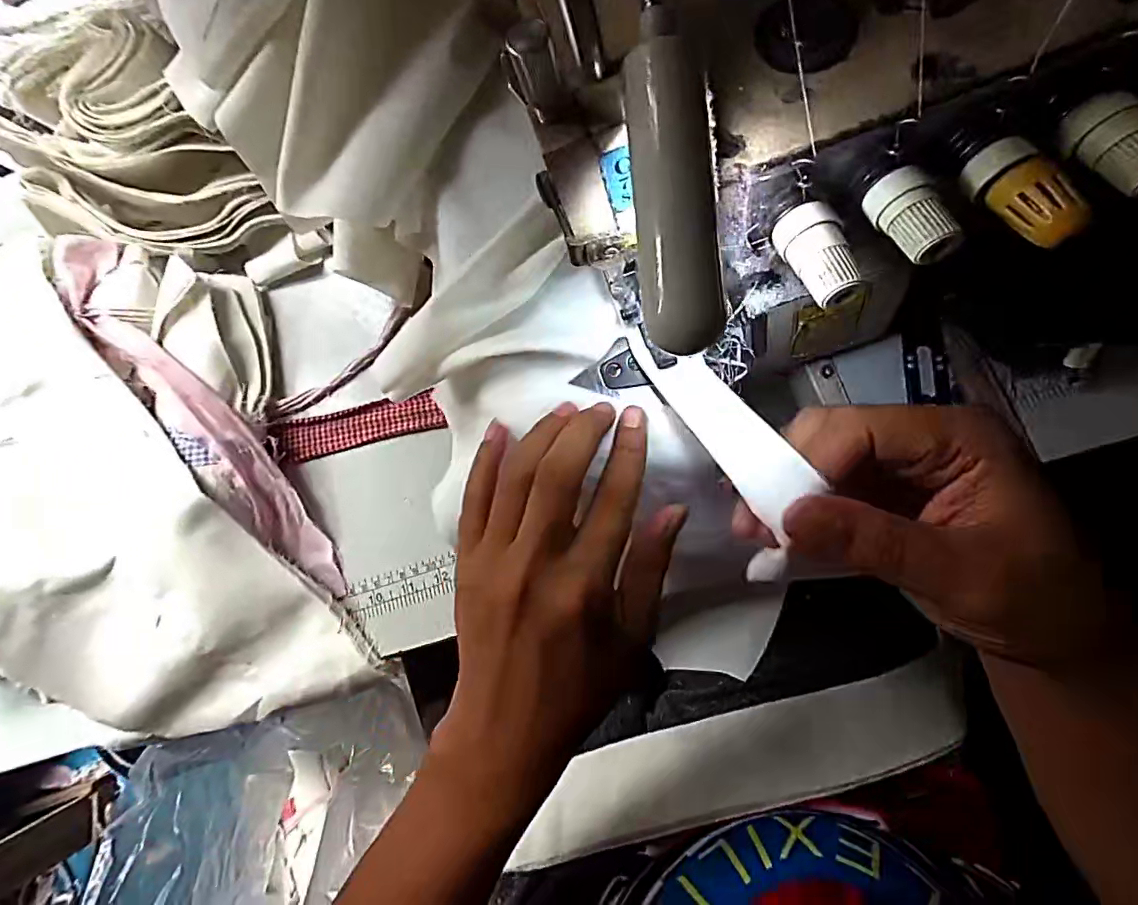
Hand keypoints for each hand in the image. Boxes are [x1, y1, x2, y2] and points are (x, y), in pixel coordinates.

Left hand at [434, 402, 687, 802]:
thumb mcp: (632, 639)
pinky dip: (487, 461)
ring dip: (542, 436)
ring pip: (517, 478)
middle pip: (558, 476)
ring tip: (565, 411)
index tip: (636, 420)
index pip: (612, 500)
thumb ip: (650, 570)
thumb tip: (671, 511)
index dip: (627, 453)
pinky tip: (502, 430)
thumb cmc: (577, 689)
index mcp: (583, 586)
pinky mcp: (465, 562)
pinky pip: (474, 500)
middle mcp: (535, 563)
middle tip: (603, 410)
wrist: (504, 727)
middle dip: (583, 432)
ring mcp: (492, 559)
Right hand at [733, 406, 1114, 668]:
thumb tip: (791, 520)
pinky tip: (779, 535)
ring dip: (787, 493)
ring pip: (825, 459)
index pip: (866, 429)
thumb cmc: (1038, 601)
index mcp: (958, 436)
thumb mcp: (960, 574)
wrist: (1064, 637)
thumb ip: (874, 542)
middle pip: (836, 434)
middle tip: (754, 520)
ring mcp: (903, 466)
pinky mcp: (887, 494)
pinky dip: (803, 513)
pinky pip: (831, 490)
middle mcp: (924, 438)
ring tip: (756, 531)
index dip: (813, 462)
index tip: (776, 510)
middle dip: (790, 473)